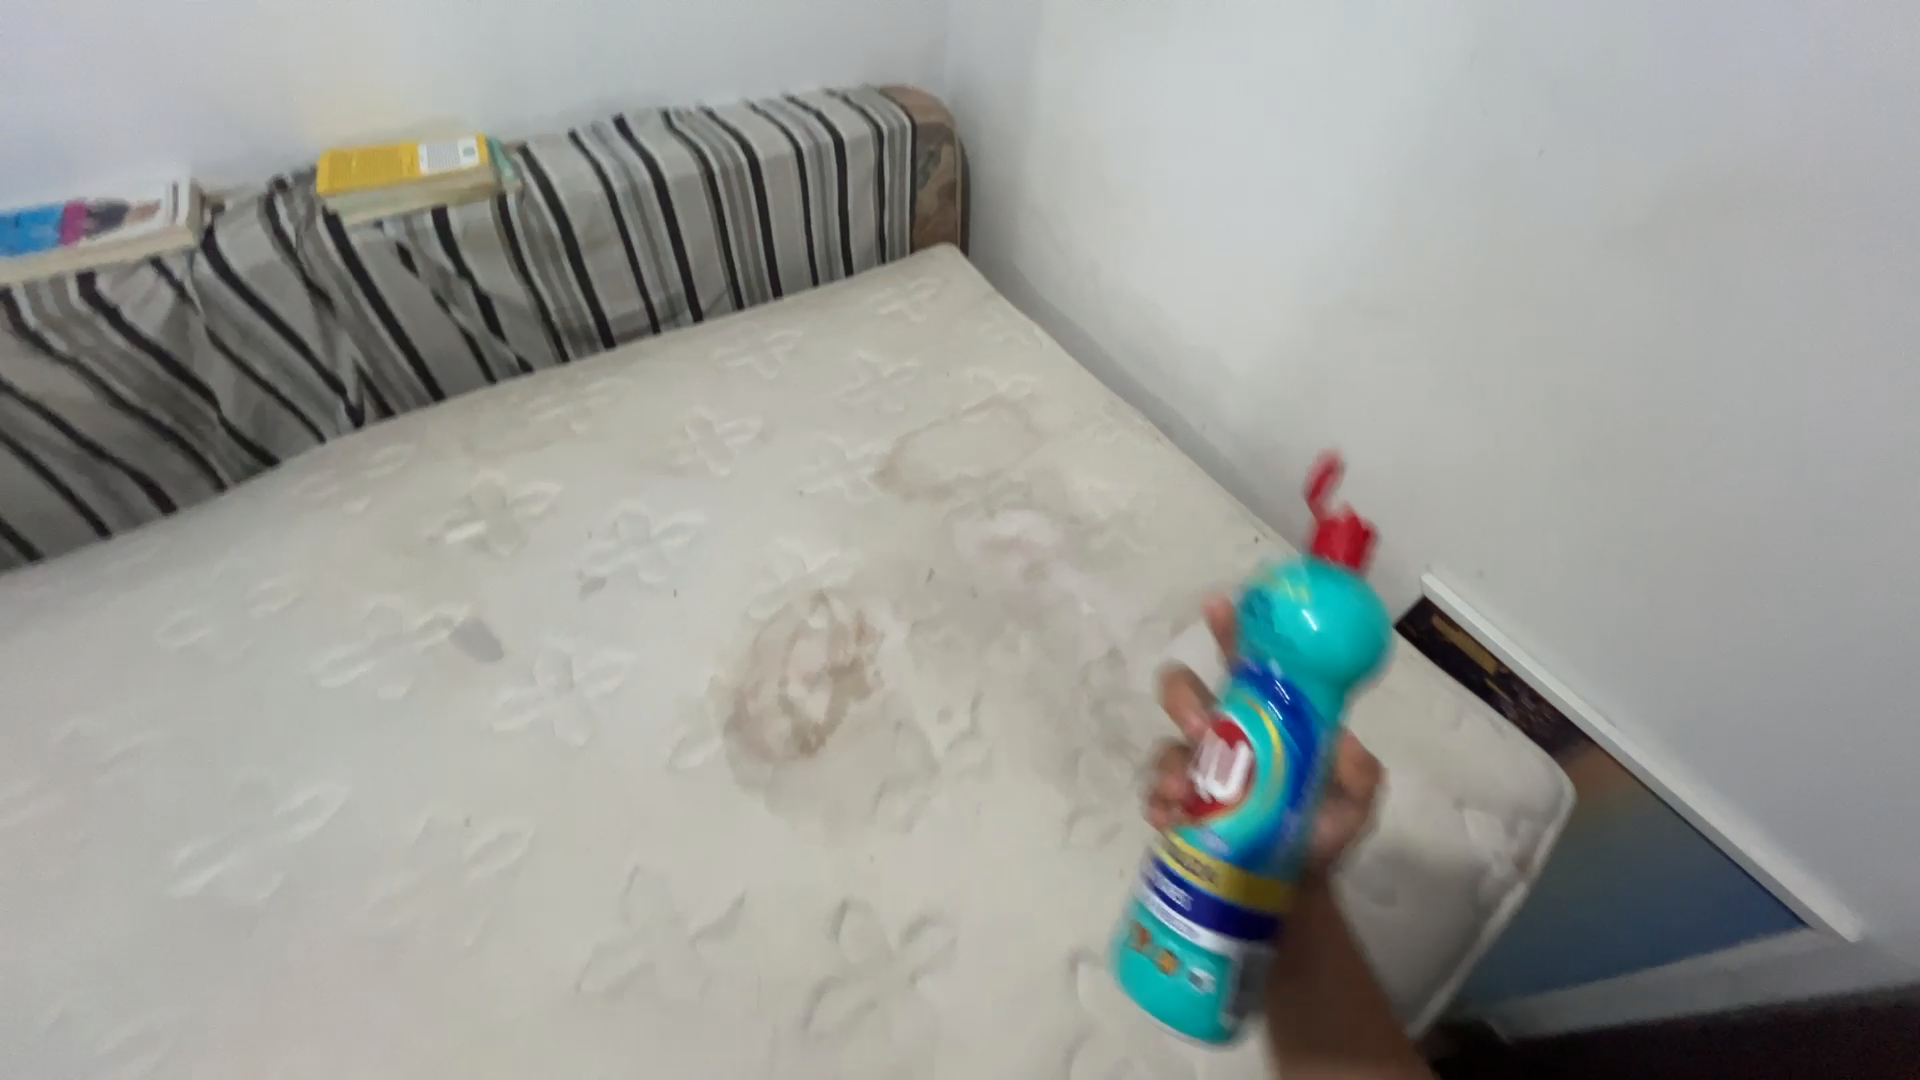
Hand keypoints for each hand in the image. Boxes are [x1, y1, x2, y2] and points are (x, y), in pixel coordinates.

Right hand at [1144, 594, 1383, 879]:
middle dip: (1183, 698)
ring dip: (1168, 763)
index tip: (1217, 607)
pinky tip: (1168, 817)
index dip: (1228, 631)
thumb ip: (1358, 774)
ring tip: (1181, 794)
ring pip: (1165, 745)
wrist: (1289, 890)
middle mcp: (1220, 733)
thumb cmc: (1317, 830)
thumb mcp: (1353, 802)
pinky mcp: (1173, 804)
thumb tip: (1342, 743)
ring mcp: (1192, 769)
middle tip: (1200, 726)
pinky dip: (1157, 802)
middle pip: (1185, 691)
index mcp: (1260, 718)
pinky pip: (1154, 793)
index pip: (1241, 663)